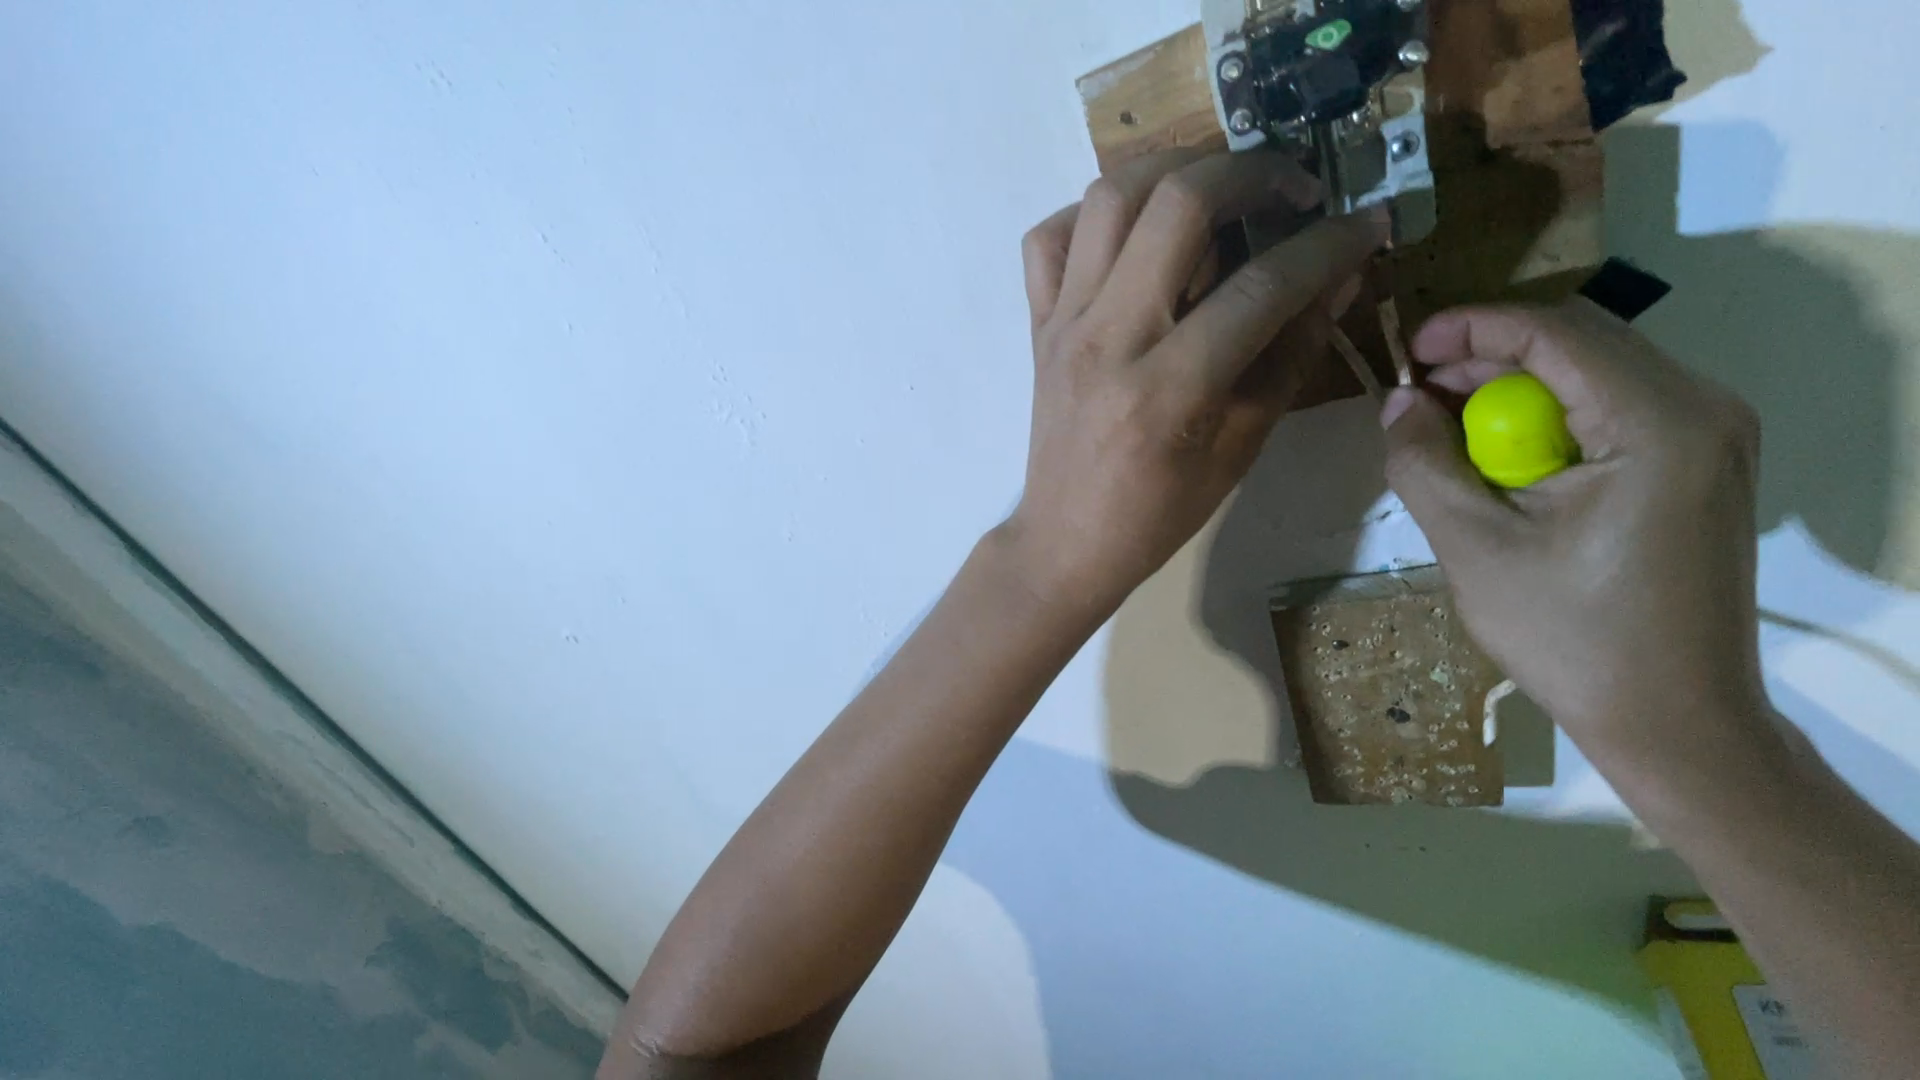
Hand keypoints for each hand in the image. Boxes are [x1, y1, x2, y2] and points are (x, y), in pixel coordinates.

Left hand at [1004, 149, 1384, 612]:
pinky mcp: (1037, 324)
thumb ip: (1290, 356)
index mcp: (1169, 386)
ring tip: (1218, 188)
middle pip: (1178, 201)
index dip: (1328, 244)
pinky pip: (1049, 237)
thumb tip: (1339, 276)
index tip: (1364, 224)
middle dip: (1252, 171)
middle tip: (1290, 188)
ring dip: (1174, 169)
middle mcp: (1109, 337)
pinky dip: (1093, 216)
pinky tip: (1133, 233)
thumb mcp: (1240, 447)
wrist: (1065, 540)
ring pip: (1109, 197)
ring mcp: (1063, 323)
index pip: (1262, 284)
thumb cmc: (1159, 512)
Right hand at [1381, 301, 1769, 752]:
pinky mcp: (1698, 467)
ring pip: (1595, 374)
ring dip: (1513, 391)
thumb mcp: (1473, 547)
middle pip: (1580, 345)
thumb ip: (1424, 464)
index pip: (1556, 334)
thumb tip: (1397, 402)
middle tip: (1417, 396)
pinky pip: (1612, 411)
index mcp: (1657, 424)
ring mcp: (1710, 439)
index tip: (1408, 350)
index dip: (1472, 329)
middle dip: (1487, 361)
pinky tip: (1502, 460)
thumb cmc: (1569, 635)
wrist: (1671, 719)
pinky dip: (1548, 420)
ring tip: (1447, 429)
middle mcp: (1702, 411)